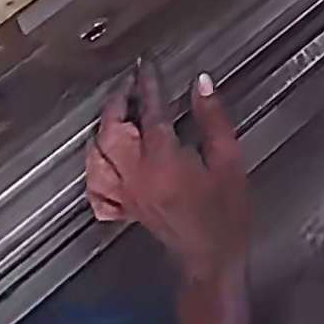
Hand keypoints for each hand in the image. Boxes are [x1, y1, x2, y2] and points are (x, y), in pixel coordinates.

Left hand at [86, 62, 248, 281]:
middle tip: (130, 81)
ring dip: (102, 129)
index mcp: (163, 161)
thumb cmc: (226, 211)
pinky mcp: (124, 211)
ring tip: (116, 109)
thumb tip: (201, 82)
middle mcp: (137, 177)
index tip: (148, 64)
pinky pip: (96, 189)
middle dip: (117, 101)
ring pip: (96, 157)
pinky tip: (102, 156)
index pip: (150, 111)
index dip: (149, 84)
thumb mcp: (229, 158)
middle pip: (111, 131)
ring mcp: (125, 196)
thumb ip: (213, 118)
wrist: (212, 259)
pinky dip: (94, 168)